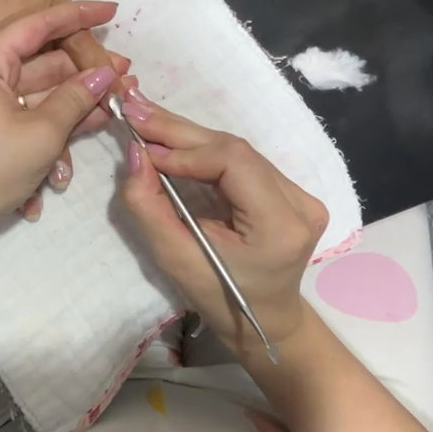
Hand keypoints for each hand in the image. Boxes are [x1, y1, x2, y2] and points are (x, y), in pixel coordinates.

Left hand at [0, 2, 120, 234]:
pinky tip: (89, 128)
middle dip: (84, 71)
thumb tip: (104, 76)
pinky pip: (26, 111)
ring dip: (75, 100)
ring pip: (38, 89)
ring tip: (117, 105)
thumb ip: (75, 99)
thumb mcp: (41, 134)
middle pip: (42, 60)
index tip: (112, 10)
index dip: (77, 15)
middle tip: (126, 77)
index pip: (37, 24)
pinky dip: (53, 120)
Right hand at [115, 88, 328, 356]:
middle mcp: (299, 202)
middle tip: (134, 111)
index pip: (232, 163)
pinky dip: (201, 149)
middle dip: (178, 131)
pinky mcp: (288, 190)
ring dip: (187, 136)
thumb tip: (135, 153)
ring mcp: (299, 193)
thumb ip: (150, 207)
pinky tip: (170, 136)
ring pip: (235, 149)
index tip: (142, 149)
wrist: (263, 321)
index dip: (184, 151)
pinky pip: (239, 160)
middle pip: (234, 149)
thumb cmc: (218, 298)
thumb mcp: (174, 259)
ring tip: (144, 117)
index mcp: (280, 225)